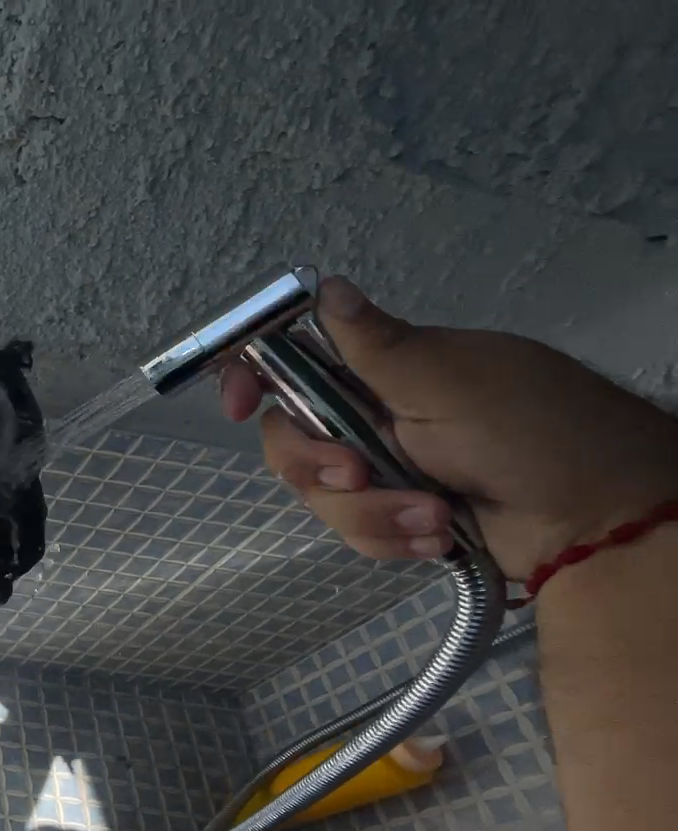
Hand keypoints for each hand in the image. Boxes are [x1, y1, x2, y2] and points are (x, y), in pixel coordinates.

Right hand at [221, 277, 677, 579]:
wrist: (600, 522)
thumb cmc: (536, 433)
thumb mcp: (451, 381)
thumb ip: (377, 345)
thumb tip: (327, 286)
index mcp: (382, 372)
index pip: (289, 364)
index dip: (249, 379)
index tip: (236, 405)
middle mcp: (370, 417)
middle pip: (286, 438)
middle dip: (315, 465)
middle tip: (360, 475)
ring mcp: (381, 468)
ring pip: (315, 492)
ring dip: (368, 512)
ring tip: (433, 519)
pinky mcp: (391, 514)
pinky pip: (348, 529)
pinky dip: (387, 537)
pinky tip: (436, 539)